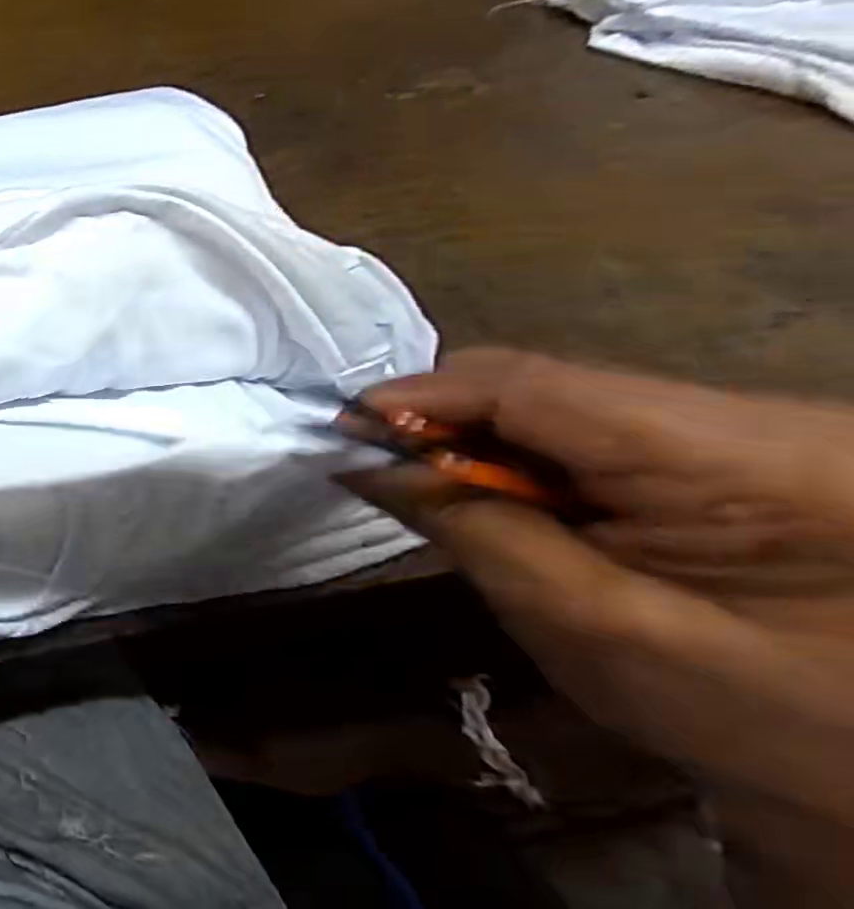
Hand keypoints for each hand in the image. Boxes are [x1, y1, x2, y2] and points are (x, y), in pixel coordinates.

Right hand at [343, 350, 853, 903]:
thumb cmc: (767, 729)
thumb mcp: (595, 629)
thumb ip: (472, 527)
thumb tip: (363, 460)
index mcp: (745, 458)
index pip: (534, 385)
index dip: (421, 396)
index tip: (341, 426)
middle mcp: (755, 413)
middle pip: (542, 380)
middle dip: (442, 418)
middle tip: (378, 464)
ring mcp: (753, 427)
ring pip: (559, 399)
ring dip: (478, 440)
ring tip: (434, 487)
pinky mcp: (738, 451)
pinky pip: (591, 427)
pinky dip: (523, 455)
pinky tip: (505, 497)